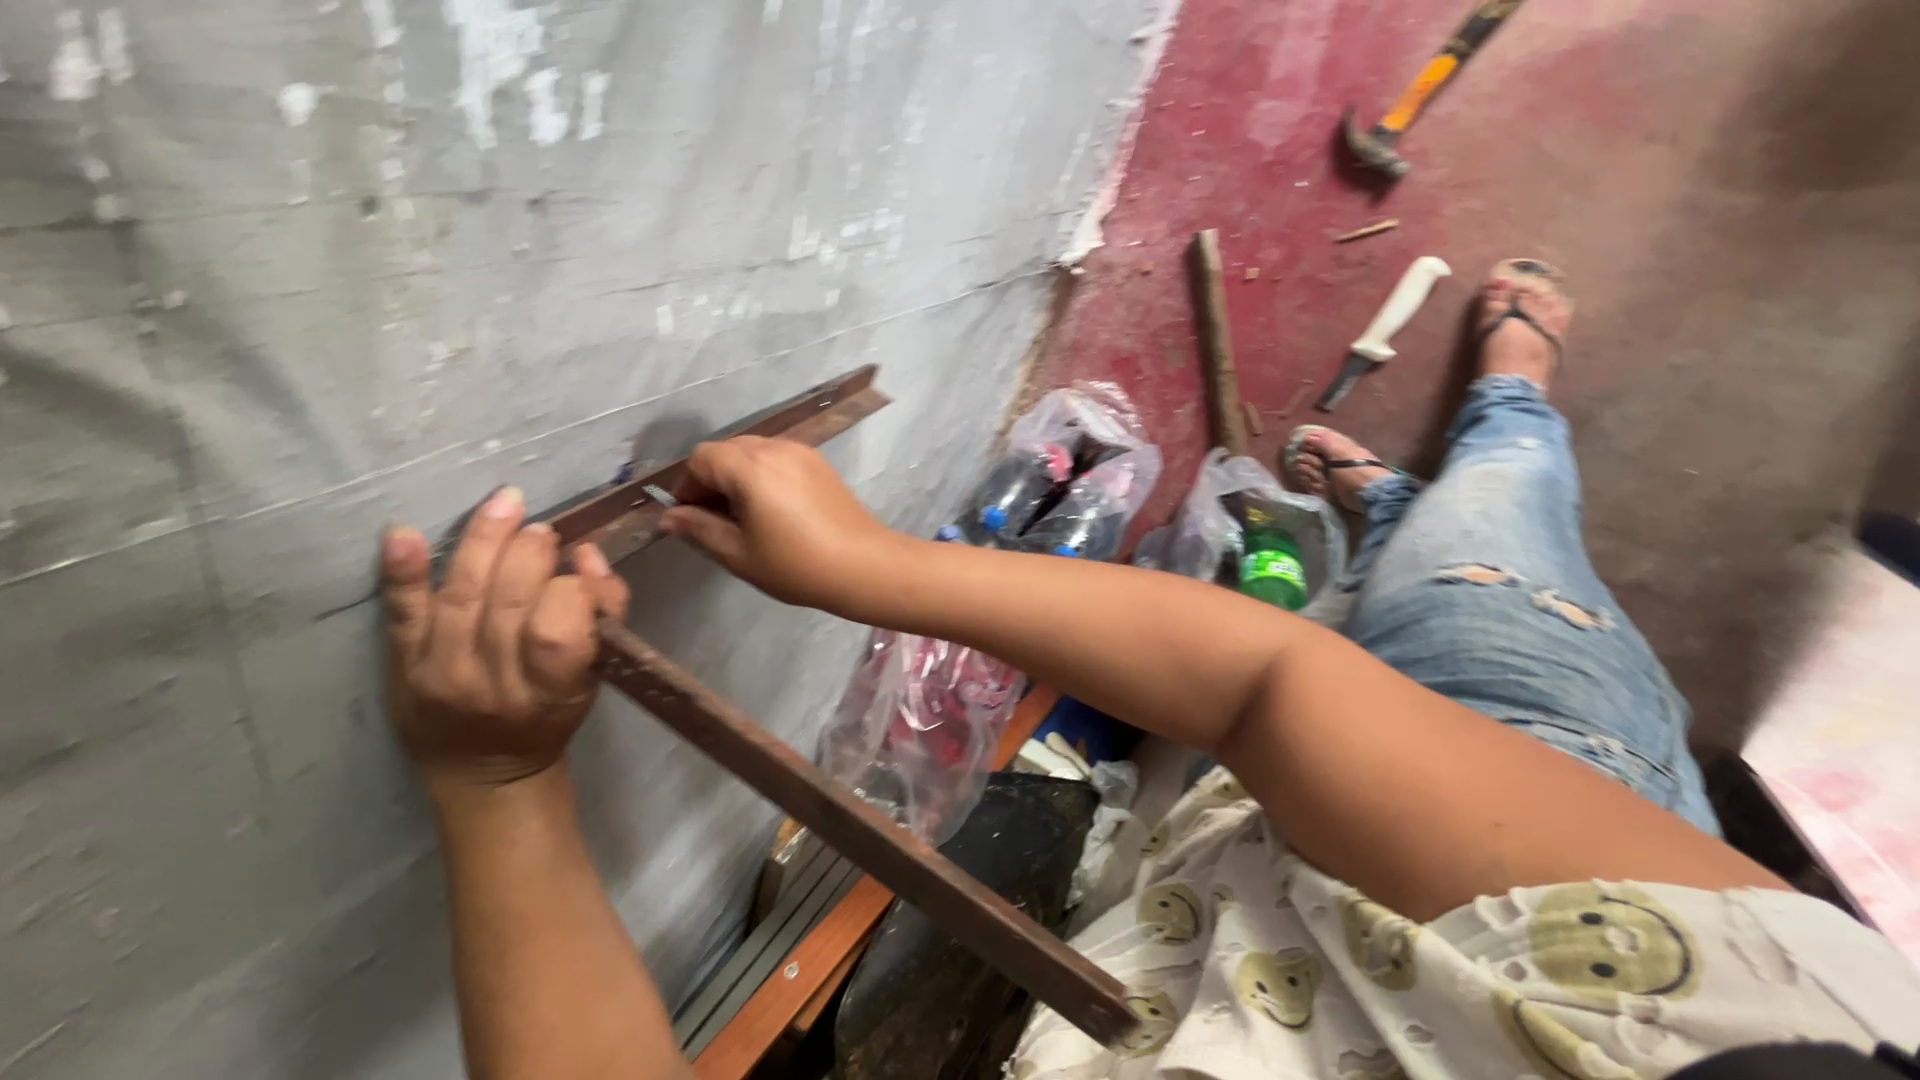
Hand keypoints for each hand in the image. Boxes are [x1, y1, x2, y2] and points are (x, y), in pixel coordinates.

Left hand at [381, 487, 630, 791]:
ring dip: (482, 541)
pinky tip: (402, 533)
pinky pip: (401, 615)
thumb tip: (587, 555)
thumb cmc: (552, 716)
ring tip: (503, 505)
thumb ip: (603, 615)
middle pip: (509, 603)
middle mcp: (494, 684)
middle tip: (539, 528)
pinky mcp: (403, 667)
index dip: (573, 590)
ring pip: (461, 595)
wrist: (484, 771)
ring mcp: (443, 674)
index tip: (578, 572)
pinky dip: (401, 573)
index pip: (560, 629)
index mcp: (551, 690)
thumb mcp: (595, 676)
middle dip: (528, 553)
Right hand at [660, 437, 904, 610]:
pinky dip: (762, 475)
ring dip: (736, 477)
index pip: (700, 459)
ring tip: (743, 518)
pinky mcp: (819, 463)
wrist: (864, 566)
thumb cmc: (796, 564)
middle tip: (714, 521)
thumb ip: (699, 529)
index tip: (689, 518)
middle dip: (710, 480)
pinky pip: (777, 458)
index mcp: (750, 466)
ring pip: (752, 452)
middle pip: (726, 450)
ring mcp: (801, 452)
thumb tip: (668, 517)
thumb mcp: (738, 554)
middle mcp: (775, 447)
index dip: (686, 486)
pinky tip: (772, 511)